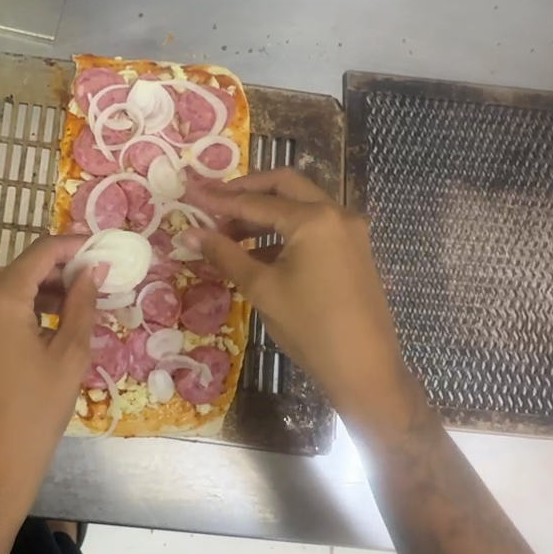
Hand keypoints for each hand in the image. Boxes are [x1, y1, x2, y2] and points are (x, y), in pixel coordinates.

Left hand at [0, 234, 96, 495]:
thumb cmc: (37, 409)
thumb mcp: (70, 354)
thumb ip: (82, 303)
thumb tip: (92, 270)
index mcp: (0, 298)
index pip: (40, 253)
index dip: (72, 245)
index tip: (99, 246)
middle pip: (22, 269)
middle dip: (59, 271)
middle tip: (95, 281)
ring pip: (8, 289)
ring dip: (42, 291)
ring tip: (78, 307)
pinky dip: (22, 309)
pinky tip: (49, 325)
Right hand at [181, 170, 426, 437]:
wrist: (364, 367)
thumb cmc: (309, 326)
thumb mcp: (261, 288)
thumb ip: (224, 254)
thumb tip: (188, 234)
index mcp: (313, 219)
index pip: (255, 201)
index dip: (219, 199)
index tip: (190, 193)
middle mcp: (336, 213)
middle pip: (284, 186)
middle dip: (245, 192)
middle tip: (212, 203)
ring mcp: (349, 230)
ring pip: (299, 205)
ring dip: (263, 213)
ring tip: (227, 234)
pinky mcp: (353, 249)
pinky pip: (312, 226)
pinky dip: (283, 231)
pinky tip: (256, 253)